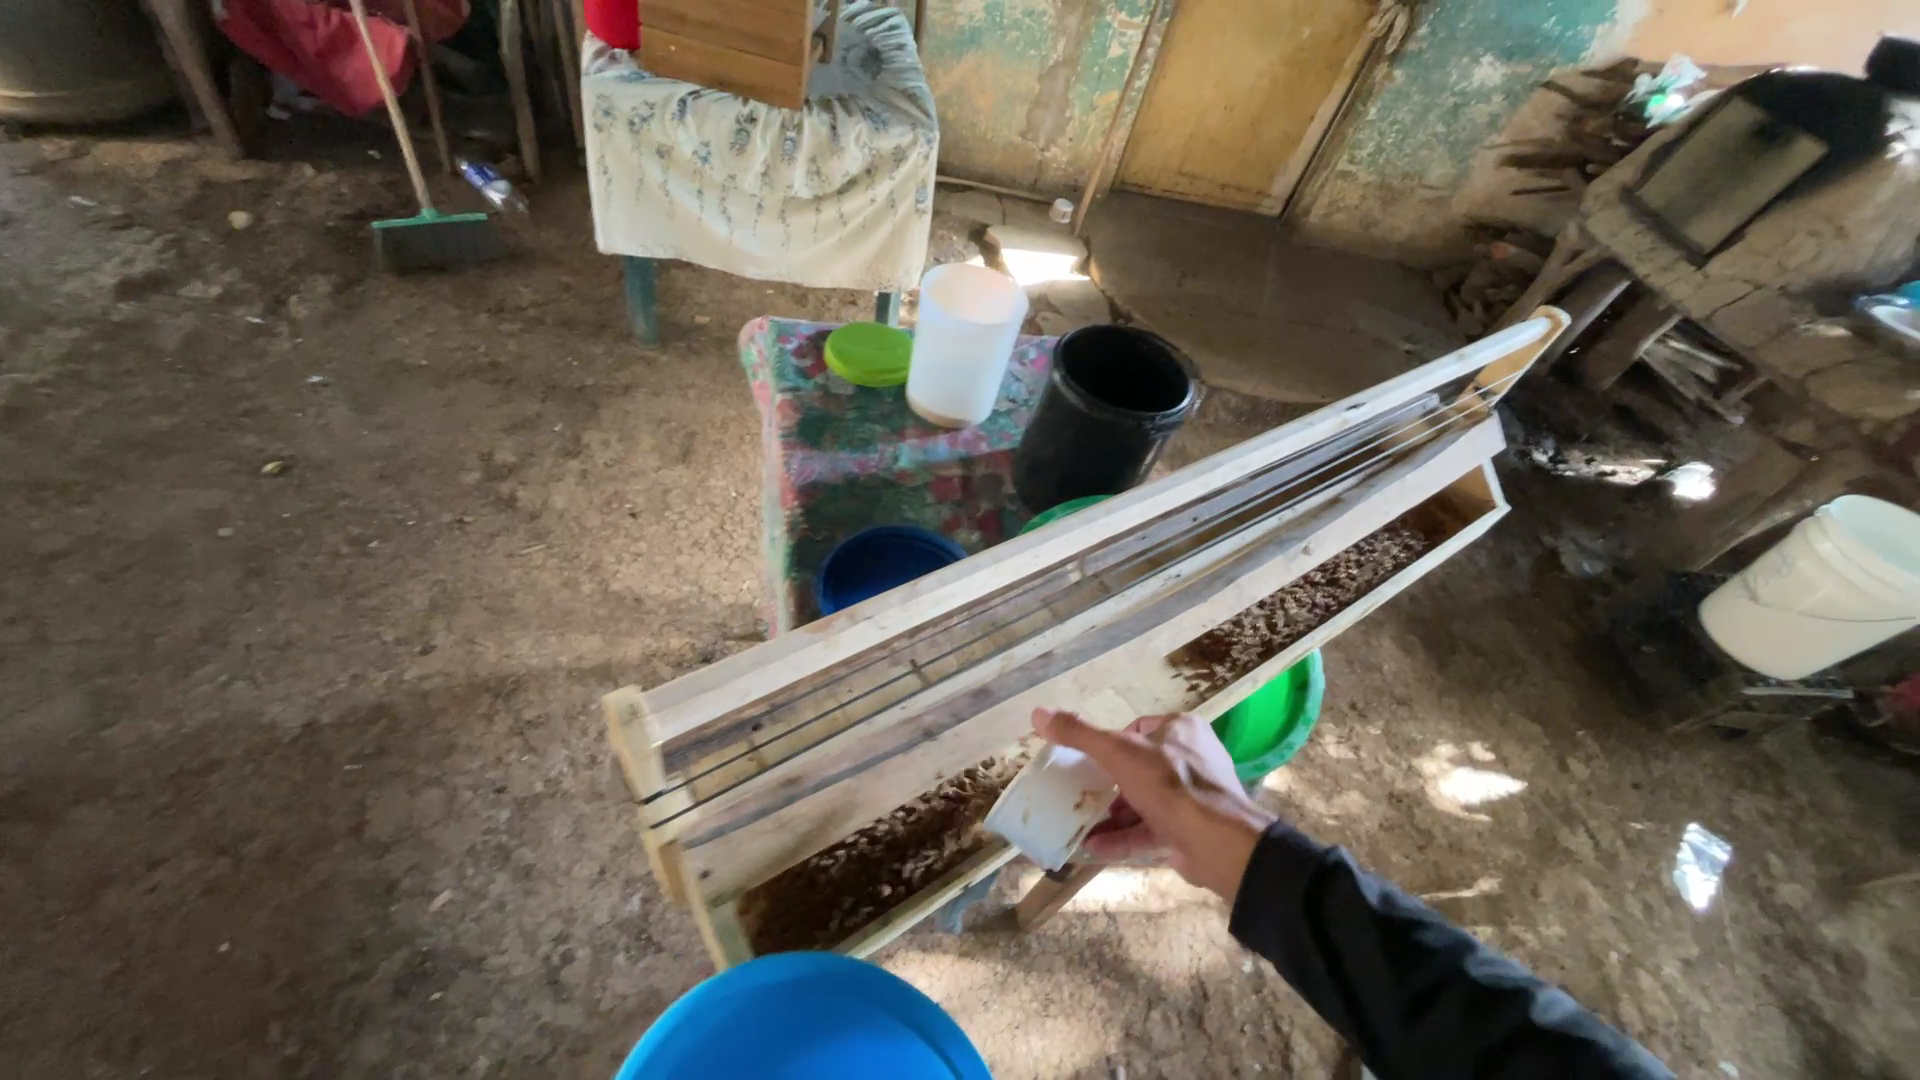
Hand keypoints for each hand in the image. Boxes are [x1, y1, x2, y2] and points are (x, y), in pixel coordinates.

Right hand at [1032, 707, 1275, 902]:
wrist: (1218, 842)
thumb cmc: (1169, 784)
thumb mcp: (1117, 752)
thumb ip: (1079, 734)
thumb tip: (1038, 713)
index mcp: (1181, 729)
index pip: (1138, 728)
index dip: (1112, 743)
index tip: (1090, 761)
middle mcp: (1191, 758)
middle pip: (1138, 767)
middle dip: (1108, 785)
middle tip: (1081, 794)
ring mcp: (1192, 798)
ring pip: (1143, 801)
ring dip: (1111, 815)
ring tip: (1080, 825)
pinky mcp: (1189, 830)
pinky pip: (1150, 830)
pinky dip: (1122, 837)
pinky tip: (1092, 847)